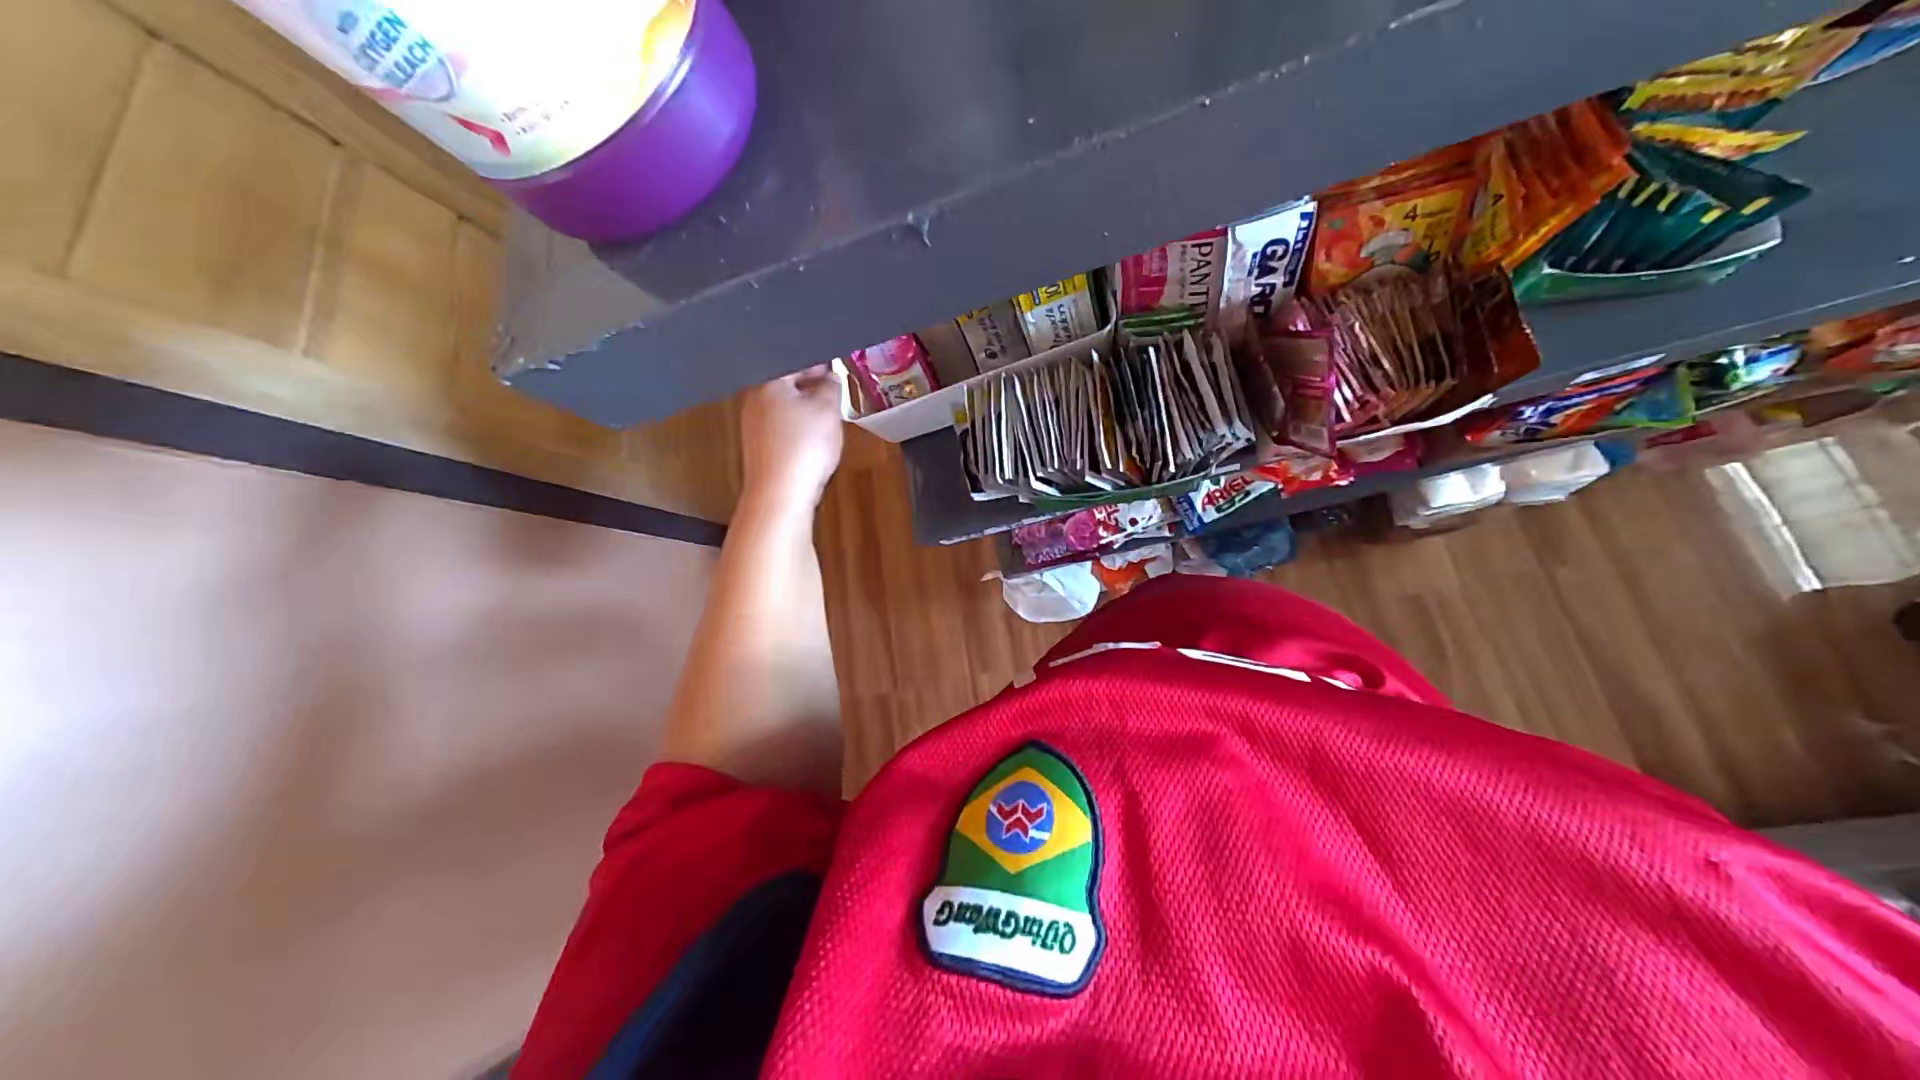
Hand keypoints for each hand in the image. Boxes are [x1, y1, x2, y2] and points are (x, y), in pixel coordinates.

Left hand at [740, 365, 845, 510]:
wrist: (781, 493)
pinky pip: (782, 429)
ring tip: (828, 417)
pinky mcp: (760, 448)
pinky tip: (814, 440)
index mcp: (767, 383)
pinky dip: (799, 428)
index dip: (818, 362)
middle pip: (786, 384)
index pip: (794, 361)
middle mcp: (754, 401)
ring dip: (806, 408)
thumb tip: (831, 378)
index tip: (836, 368)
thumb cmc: (804, 446)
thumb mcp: (828, 408)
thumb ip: (831, 385)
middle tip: (835, 393)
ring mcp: (754, 427)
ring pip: (784, 407)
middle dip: (812, 386)